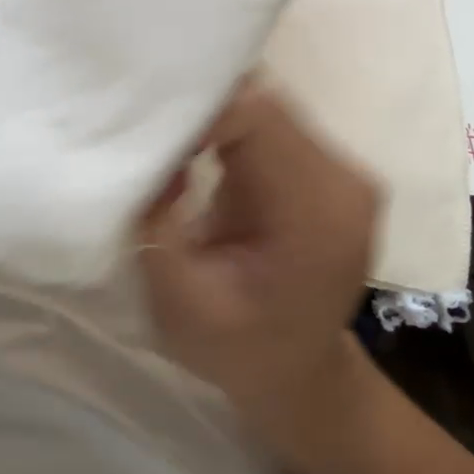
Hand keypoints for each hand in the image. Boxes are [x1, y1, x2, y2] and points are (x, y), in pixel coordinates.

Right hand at [137, 84, 377, 443]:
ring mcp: (336, 170)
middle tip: (132, 111)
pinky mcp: (317, 167)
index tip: (137, 119)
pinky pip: (260, 118)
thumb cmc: (234, 344)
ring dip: (202, 106)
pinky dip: (216, 118)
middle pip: (259, 99)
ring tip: (150, 123)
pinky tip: (181, 137)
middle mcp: (341, 178)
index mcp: (316, 211)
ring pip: (258, 100)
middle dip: (192, 98)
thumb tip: (148, 153)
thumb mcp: (177, 294)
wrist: (295, 374)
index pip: (254, 116)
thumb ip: (158, 220)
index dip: (192, 106)